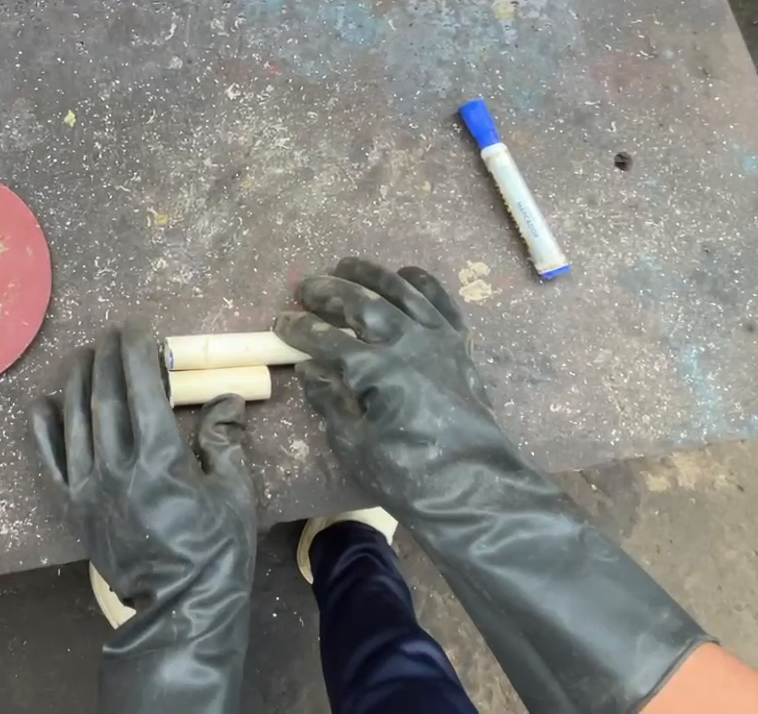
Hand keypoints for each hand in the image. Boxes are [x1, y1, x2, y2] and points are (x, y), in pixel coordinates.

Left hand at [31, 326, 254, 713]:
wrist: (181, 612)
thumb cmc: (216, 551)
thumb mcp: (234, 493)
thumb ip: (225, 439)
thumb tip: (227, 397)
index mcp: (160, 459)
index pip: (142, 389)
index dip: (138, 353)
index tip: (139, 330)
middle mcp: (117, 466)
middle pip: (105, 397)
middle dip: (107, 358)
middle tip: (111, 333)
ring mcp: (89, 487)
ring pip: (75, 420)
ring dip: (78, 381)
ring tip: (84, 356)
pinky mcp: (73, 507)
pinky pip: (50, 461)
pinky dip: (44, 429)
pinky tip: (43, 402)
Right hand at [274, 258, 505, 518]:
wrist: (478, 491)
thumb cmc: (408, 474)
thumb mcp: (354, 444)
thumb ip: (328, 400)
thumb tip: (309, 369)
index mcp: (375, 369)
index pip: (325, 339)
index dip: (298, 329)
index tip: (279, 322)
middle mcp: (406, 342)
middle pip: (359, 302)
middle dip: (327, 291)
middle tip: (304, 287)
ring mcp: (437, 338)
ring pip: (399, 290)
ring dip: (368, 274)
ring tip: (344, 265)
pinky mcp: (459, 344)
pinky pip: (440, 300)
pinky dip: (421, 282)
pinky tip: (404, 274)